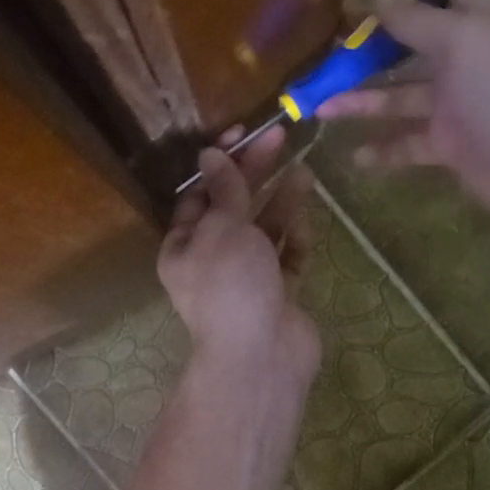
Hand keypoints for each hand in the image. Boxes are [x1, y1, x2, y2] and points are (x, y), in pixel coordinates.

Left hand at [159, 125, 320, 383]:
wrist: (261, 356)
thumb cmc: (231, 286)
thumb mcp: (222, 229)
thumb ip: (225, 190)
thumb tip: (211, 153)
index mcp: (183, 247)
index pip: (198, 195)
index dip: (219, 163)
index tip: (242, 133)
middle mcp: (212, 261)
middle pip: (234, 207)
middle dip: (254, 174)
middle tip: (280, 137)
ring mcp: (248, 279)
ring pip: (265, 231)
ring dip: (282, 202)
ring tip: (305, 172)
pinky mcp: (279, 294)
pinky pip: (286, 259)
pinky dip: (294, 241)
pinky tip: (304, 225)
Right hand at [317, 0, 489, 225]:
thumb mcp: (462, 43)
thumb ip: (415, 20)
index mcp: (478, 16)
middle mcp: (466, 54)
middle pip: (411, 34)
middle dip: (370, 37)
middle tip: (328, 41)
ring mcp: (457, 102)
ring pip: (400, 94)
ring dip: (361, 100)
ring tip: (321, 107)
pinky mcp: (452, 143)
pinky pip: (409, 143)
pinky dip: (384, 149)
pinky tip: (356, 157)